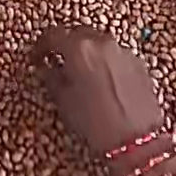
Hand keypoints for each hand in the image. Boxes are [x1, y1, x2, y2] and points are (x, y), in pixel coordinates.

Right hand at [30, 25, 163, 152]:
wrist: (138, 142)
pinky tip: (102, 81)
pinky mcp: (138, 62)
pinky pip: (115, 54)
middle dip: (65, 45)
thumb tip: (45, 68)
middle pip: (77, 33)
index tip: (36, 57)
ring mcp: (122, 50)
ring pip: (98, 42)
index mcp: (79, 48)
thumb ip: (52, 78)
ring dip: (86, 52)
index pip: (53, 35)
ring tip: (80, 72)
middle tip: (56, 61)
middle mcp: (102, 42)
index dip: (41, 46)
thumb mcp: (65, 101)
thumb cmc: (95, 123)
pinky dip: (104, 61)